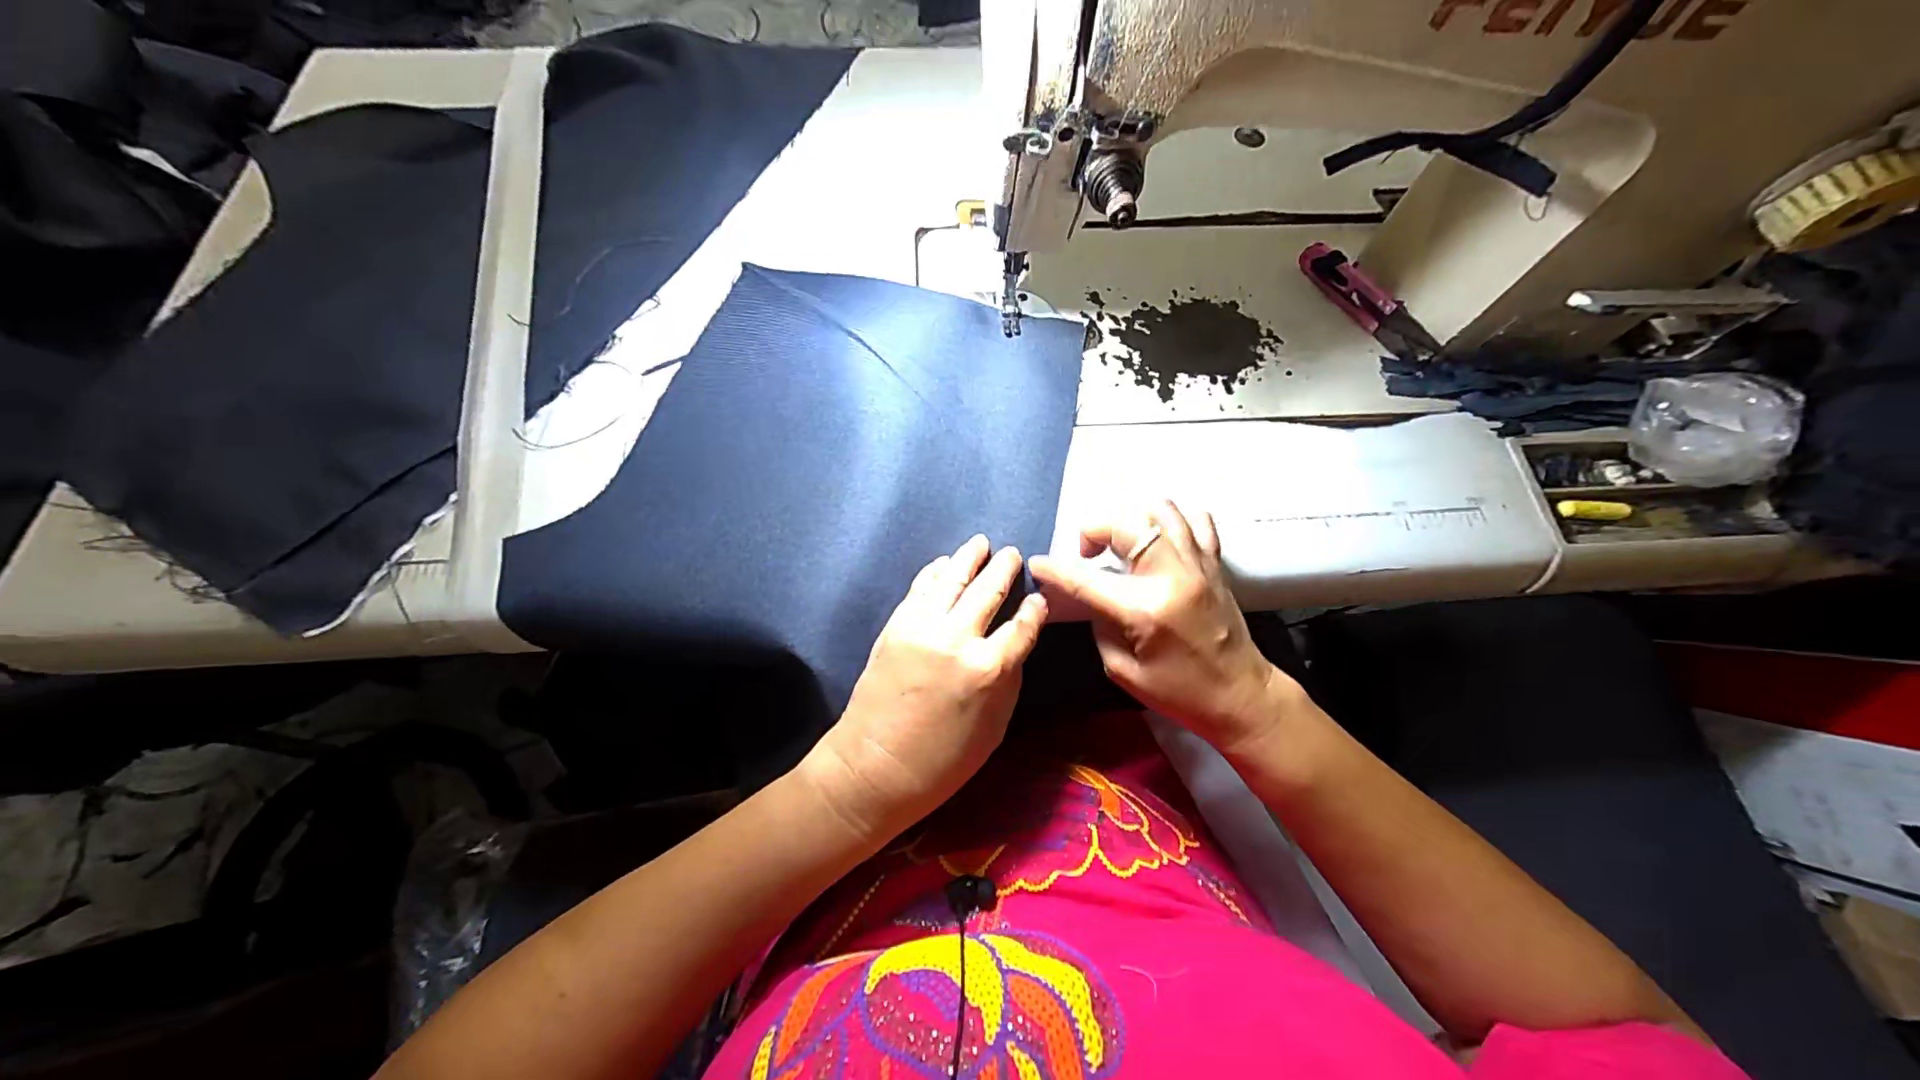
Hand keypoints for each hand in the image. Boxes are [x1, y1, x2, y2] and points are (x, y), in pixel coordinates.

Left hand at [799, 535, 1047, 842]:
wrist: (874, 766)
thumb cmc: (942, 761)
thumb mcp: (994, 729)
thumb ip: (1008, 681)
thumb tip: (1013, 648)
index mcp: (990, 668)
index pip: (1022, 627)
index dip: (1034, 609)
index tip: (1039, 597)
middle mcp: (958, 638)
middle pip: (987, 591)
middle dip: (1003, 568)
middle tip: (1012, 553)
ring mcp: (922, 627)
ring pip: (951, 580)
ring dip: (969, 558)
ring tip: (981, 543)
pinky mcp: (895, 625)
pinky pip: (920, 589)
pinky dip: (934, 572)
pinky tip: (944, 563)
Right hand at [1028, 501, 1292, 753]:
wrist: (1241, 696)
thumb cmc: (1179, 692)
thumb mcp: (1122, 669)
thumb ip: (1100, 625)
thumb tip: (1090, 597)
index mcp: (1145, 609)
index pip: (1087, 579)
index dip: (1055, 569)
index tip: (1037, 563)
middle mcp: (1172, 576)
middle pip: (1125, 526)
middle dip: (1094, 532)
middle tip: (1087, 555)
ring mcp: (1198, 564)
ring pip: (1161, 512)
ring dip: (1132, 522)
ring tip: (1123, 545)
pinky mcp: (1214, 564)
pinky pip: (1195, 521)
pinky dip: (1172, 521)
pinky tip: (1160, 538)